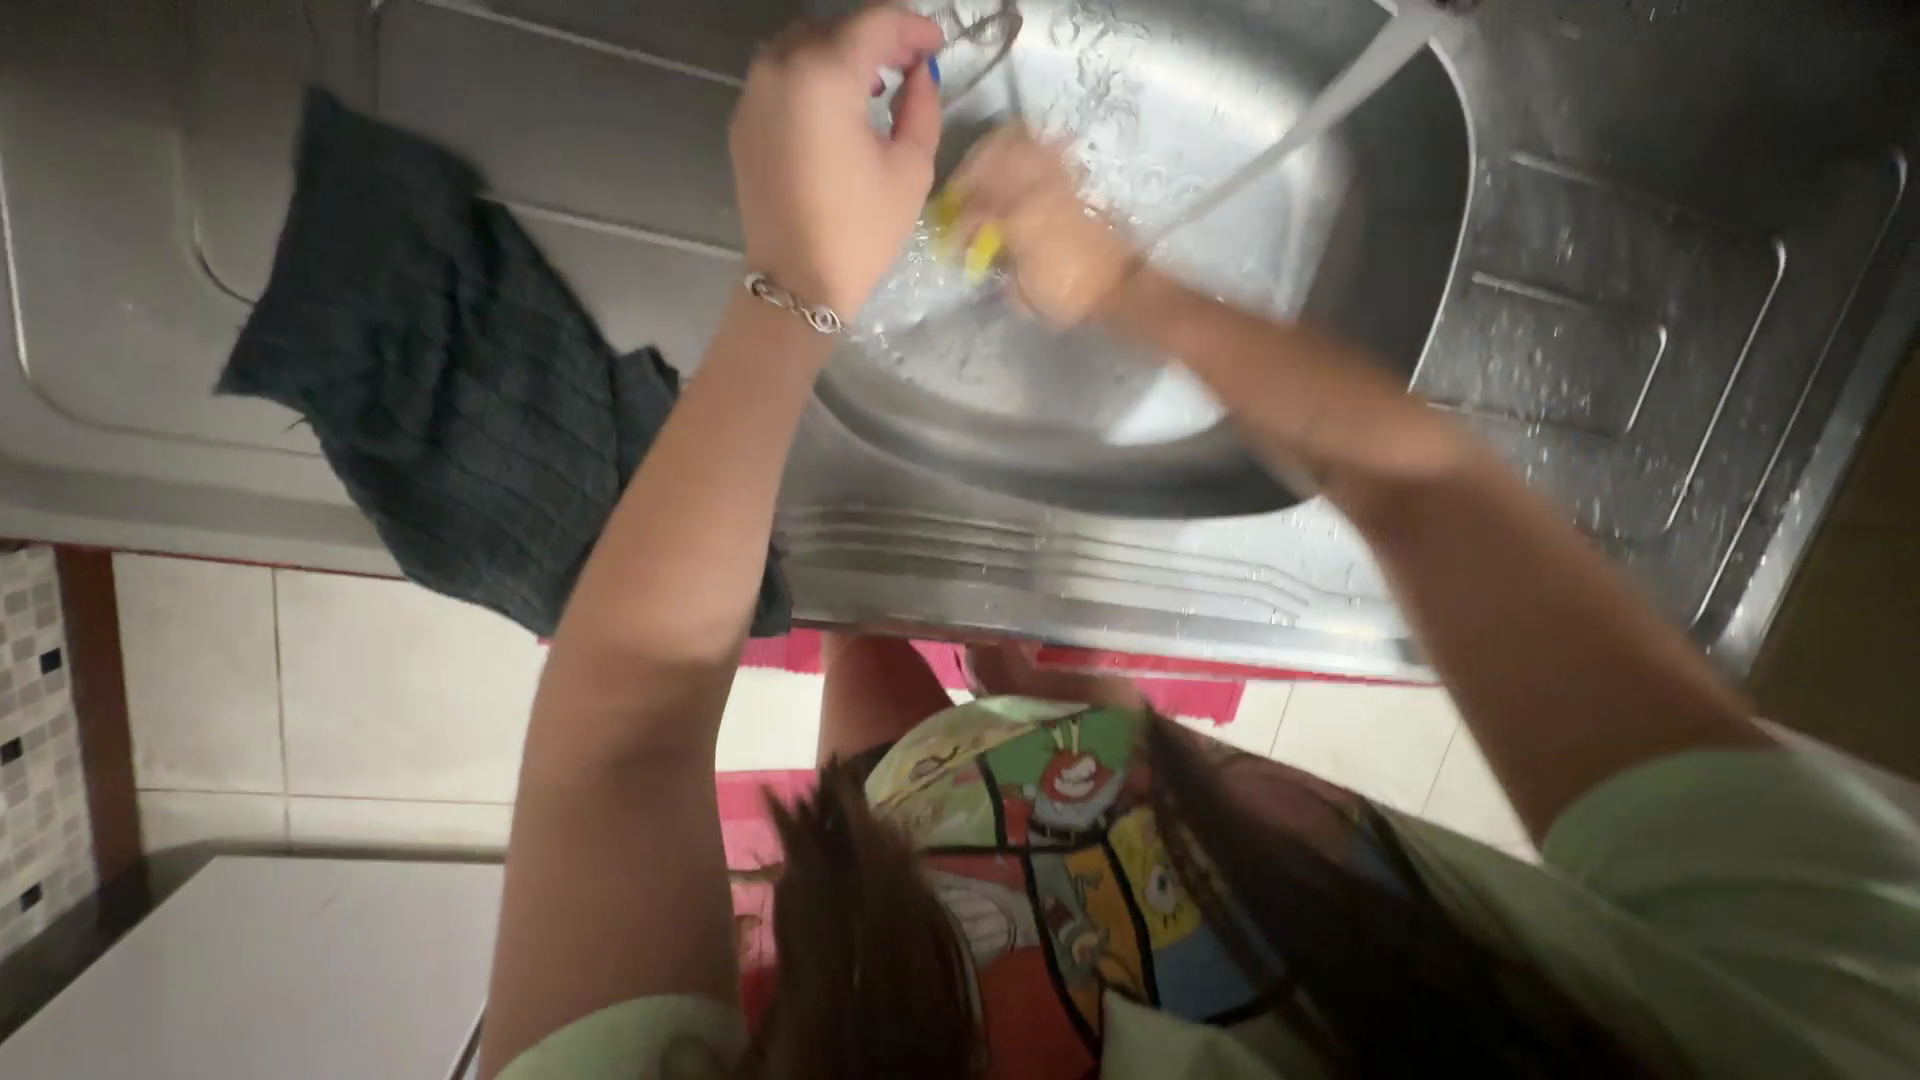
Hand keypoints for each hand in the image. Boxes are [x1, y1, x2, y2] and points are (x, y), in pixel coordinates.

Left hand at [730, 8, 944, 315]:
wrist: (797, 283)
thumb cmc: (860, 232)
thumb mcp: (911, 169)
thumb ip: (922, 107)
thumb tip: (921, 74)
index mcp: (824, 75)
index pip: (875, 23)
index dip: (913, 28)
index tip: (937, 44)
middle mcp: (779, 68)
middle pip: (835, 28)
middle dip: (876, 39)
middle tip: (910, 65)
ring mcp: (753, 94)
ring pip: (802, 47)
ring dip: (841, 55)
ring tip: (874, 86)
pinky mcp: (743, 122)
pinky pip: (780, 78)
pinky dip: (812, 79)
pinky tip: (837, 110)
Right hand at [947, 126, 1143, 325]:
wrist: (1115, 287)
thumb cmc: (1067, 297)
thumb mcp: (1022, 293)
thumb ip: (1000, 265)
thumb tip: (990, 251)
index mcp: (1018, 222)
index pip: (974, 213)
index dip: (958, 227)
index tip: (953, 242)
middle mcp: (1036, 192)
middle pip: (990, 162)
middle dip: (968, 174)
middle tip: (959, 192)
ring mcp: (1057, 182)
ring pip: (1018, 147)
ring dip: (995, 154)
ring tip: (984, 169)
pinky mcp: (1073, 183)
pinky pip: (1045, 153)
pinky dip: (1027, 150)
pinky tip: (1016, 161)